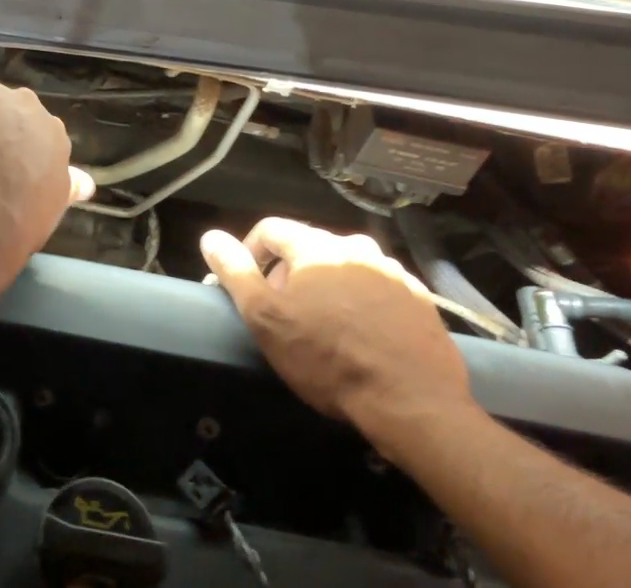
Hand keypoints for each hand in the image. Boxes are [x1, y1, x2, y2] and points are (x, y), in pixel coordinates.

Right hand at [199, 218, 476, 455]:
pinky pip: (378, 289)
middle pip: (310, 248)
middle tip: (284, 315)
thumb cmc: (327, 359)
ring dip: (327, 287)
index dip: (249, 253)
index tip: (247, 288)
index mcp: (317, 246)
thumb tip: (211, 237)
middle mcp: (357, 246)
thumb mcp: (267, 320)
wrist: (412, 400)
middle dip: (289, 274)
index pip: (270, 229)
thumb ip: (237, 274)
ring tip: (324, 327)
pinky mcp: (419, 298)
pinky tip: (362, 337)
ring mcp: (393, 271)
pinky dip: (362, 302)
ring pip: (345, 268)